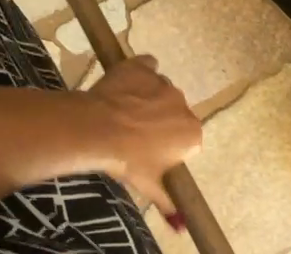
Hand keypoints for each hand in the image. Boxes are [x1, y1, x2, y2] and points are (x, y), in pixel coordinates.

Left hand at [85, 55, 202, 215]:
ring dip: (148, 96)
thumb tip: (179, 225)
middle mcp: (182, 104)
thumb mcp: (149, 186)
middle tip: (136, 130)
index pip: (187, 138)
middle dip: (160, 119)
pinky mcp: (141, 65)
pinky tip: (127, 81)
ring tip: (125, 109)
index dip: (169, 143)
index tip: (152, 148)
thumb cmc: (127, 160)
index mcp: (192, 134)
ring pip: (159, 89)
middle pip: (174, 111)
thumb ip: (168, 203)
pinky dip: (140, 71)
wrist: (98, 128)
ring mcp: (161, 81)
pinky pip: (146, 65)